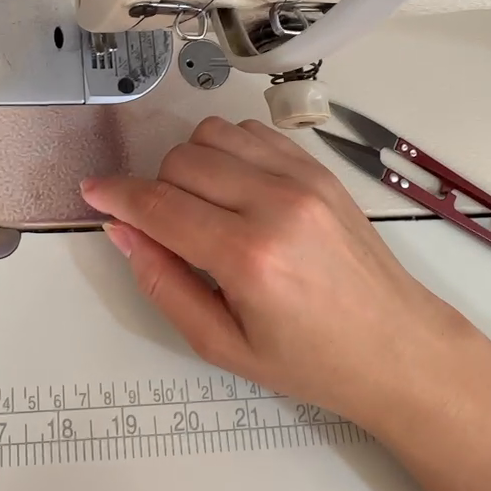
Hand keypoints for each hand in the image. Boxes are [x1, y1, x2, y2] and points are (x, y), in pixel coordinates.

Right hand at [81, 117, 477, 426]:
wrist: (398, 348)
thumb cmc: (310, 360)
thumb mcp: (223, 344)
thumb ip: (162, 282)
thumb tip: (122, 229)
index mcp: (249, 257)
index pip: (159, 206)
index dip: (116, 195)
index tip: (92, 190)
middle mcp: (275, 203)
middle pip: (179, 162)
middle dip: (156, 190)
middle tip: (169, 228)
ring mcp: (301, 177)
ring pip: (210, 134)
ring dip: (190, 164)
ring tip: (203, 205)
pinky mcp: (317, 166)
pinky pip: (248, 130)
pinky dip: (226, 150)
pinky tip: (236, 187)